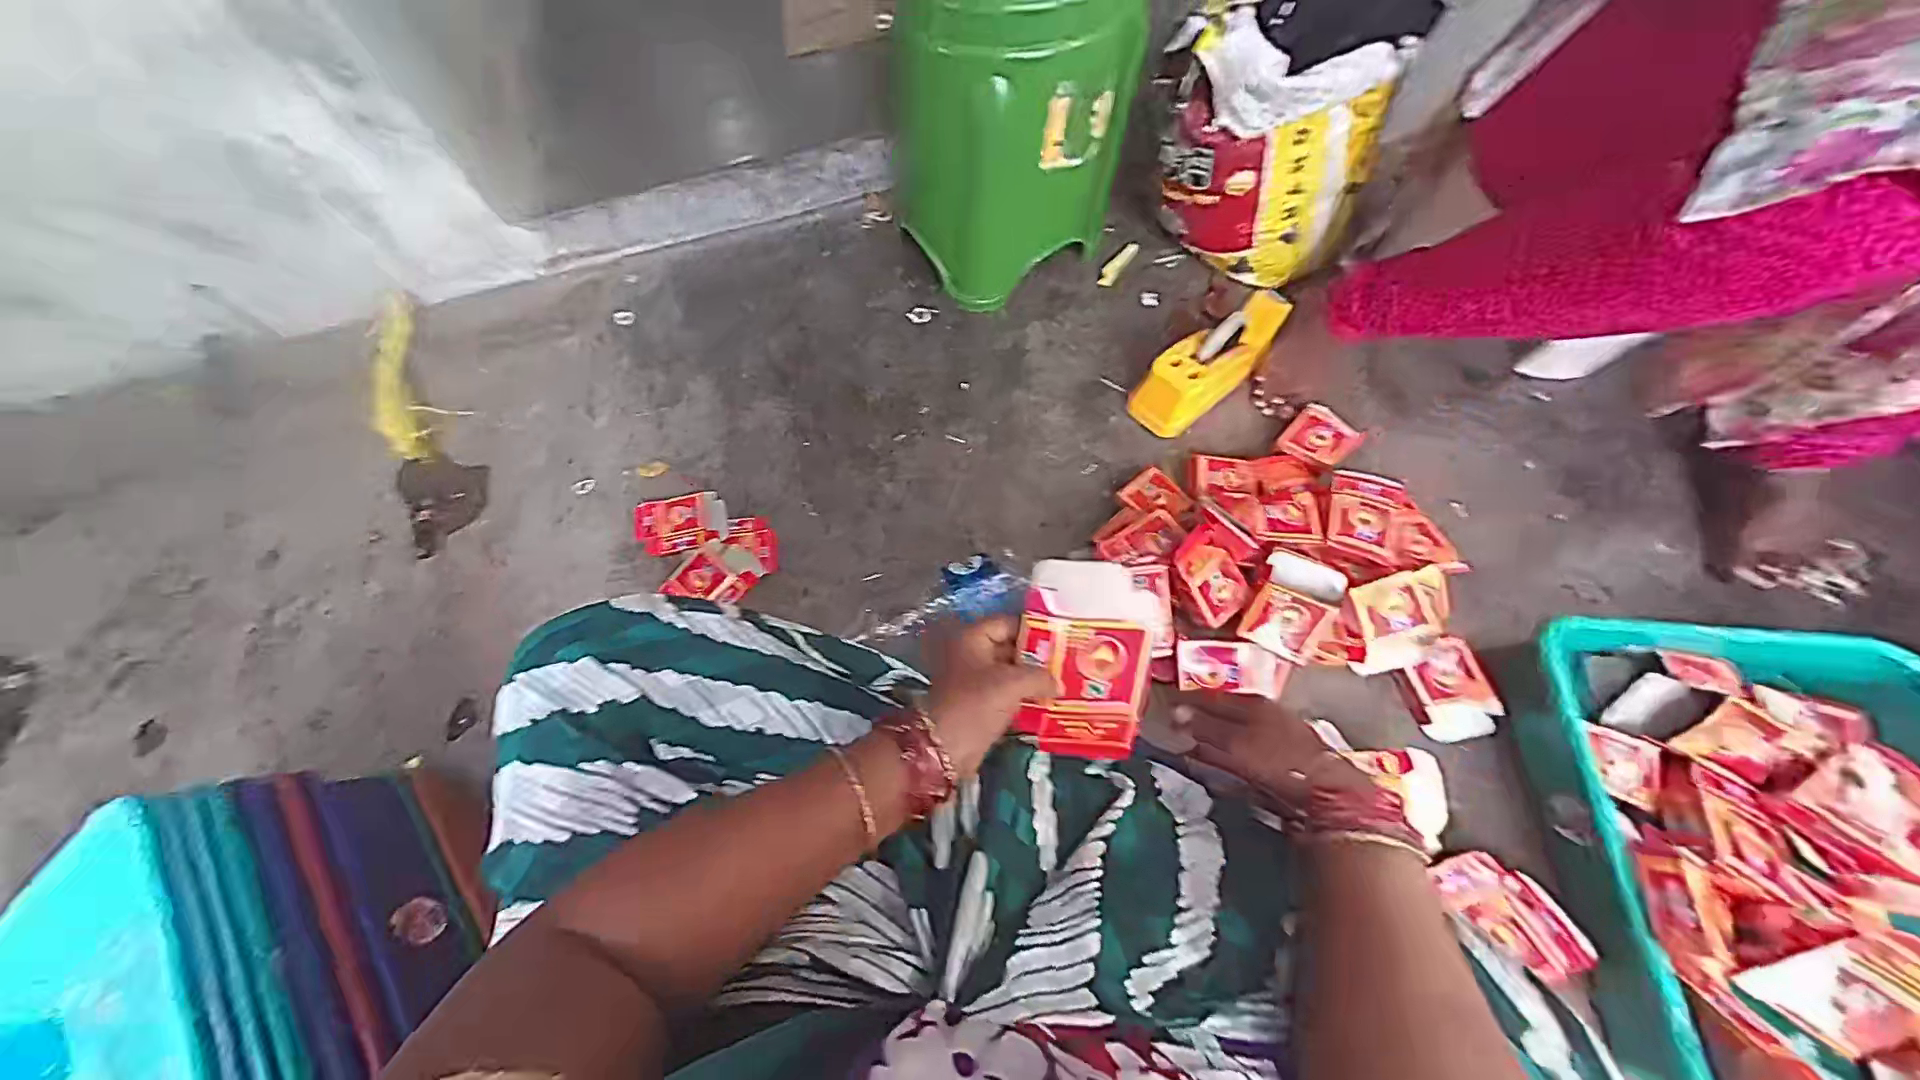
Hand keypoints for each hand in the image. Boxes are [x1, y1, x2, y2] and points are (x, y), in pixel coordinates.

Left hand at [921, 616, 1055, 775]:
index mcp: (972, 638)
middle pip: (1010, 647)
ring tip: (1062, 683)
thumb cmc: (976, 704)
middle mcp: (971, 653)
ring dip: (1032, 679)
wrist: (947, 747)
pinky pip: (1007, 692)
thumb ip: (1040, 677)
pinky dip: (1024, 696)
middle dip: (1037, 656)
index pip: (1007, 623)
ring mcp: (974, 679)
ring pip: (1010, 672)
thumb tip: (1059, 683)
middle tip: (1067, 663)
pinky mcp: (979, 702)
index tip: (1061, 639)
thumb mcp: (1012, 684)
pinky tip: (1048, 702)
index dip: (1033, 629)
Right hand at [1174, 694, 1373, 808]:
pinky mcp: (1286, 759)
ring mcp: (1279, 736)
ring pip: (1237, 731)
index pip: (1213, 697)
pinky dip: (1229, 752)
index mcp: (1255, 703)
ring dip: (1215, 737)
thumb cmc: (1279, 760)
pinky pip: (1247, 749)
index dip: (1190, 702)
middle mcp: (1268, 714)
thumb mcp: (1236, 743)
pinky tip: (1221, 760)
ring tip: (1194, 743)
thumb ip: (1206, 727)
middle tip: (1178, 725)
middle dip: (1202, 718)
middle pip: (1226, 712)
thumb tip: (1176, 711)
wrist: (1328, 794)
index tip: (1169, 707)